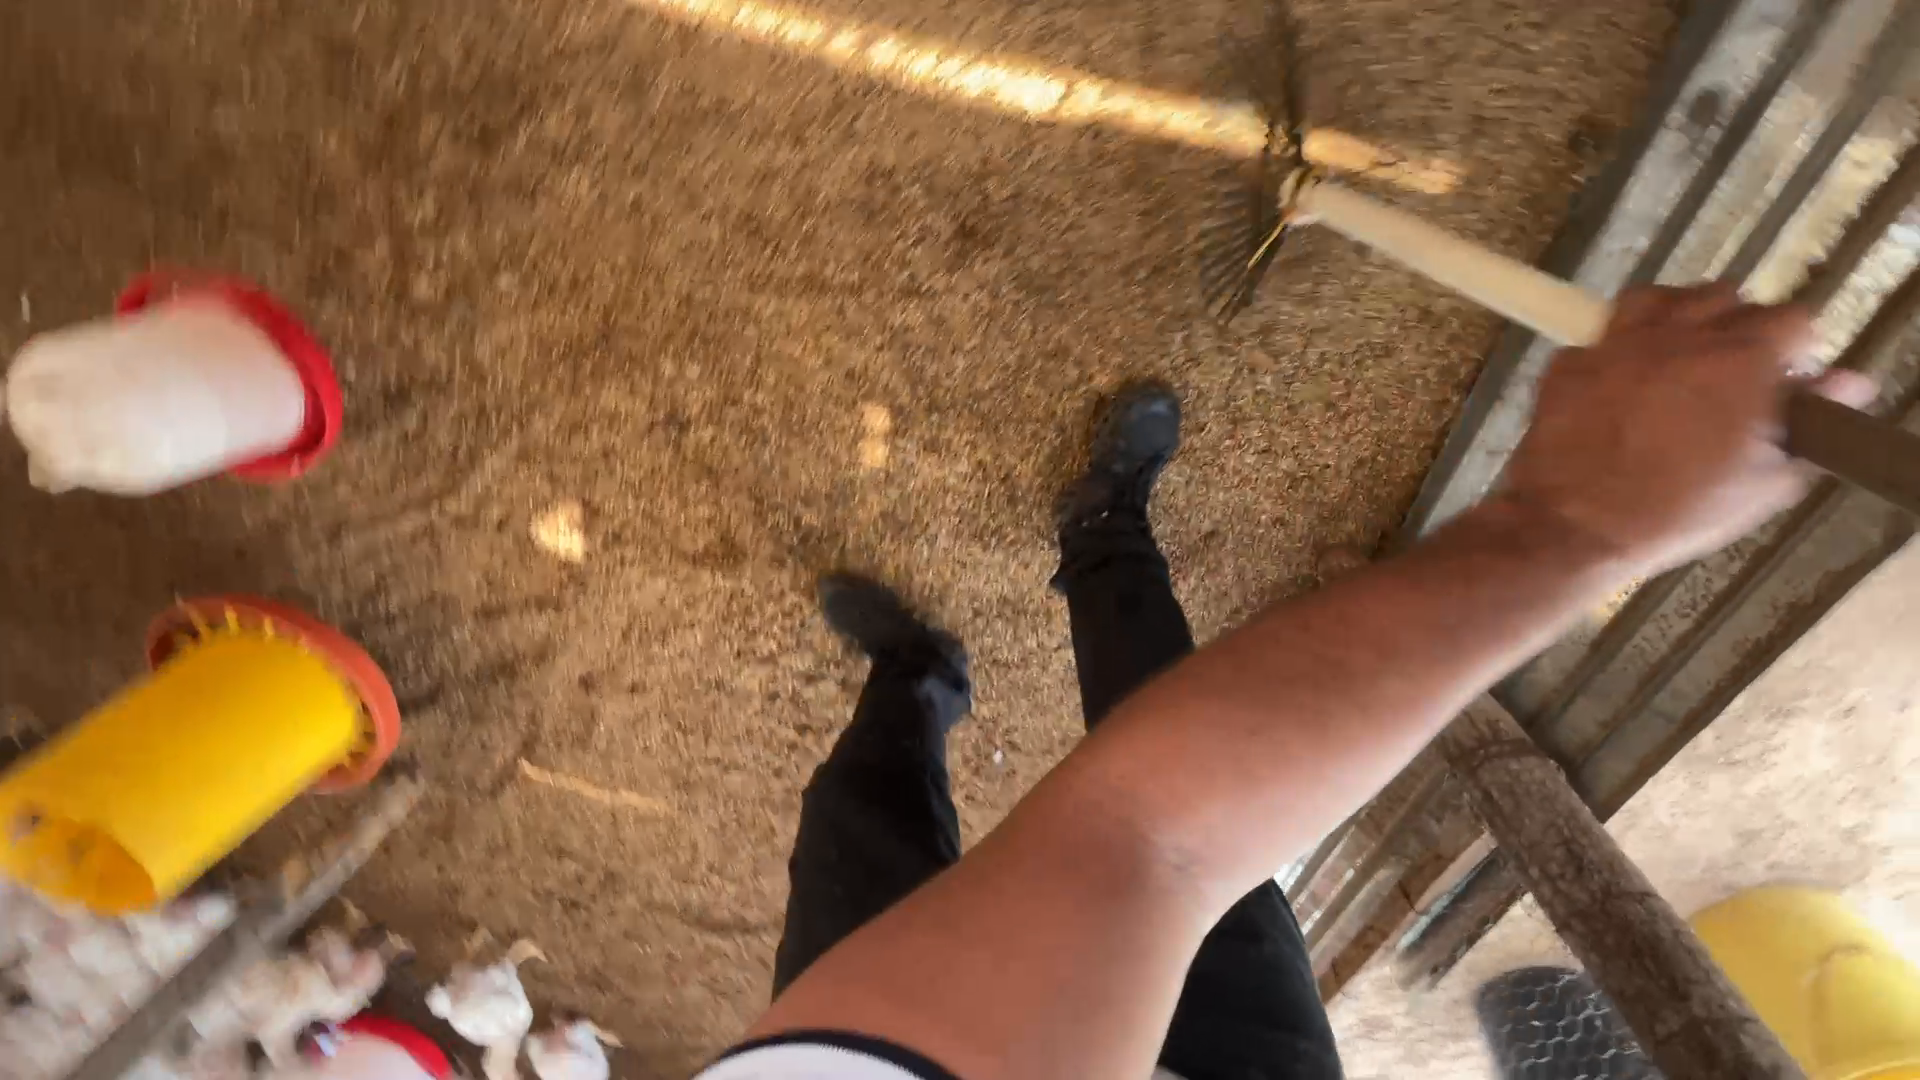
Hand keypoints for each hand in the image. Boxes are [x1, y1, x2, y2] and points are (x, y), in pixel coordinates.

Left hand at [1501, 284, 1876, 574]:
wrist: (1575, 525)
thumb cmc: (1678, 510)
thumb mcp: (1770, 477)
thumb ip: (1810, 422)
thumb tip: (1844, 384)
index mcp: (1740, 360)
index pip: (1790, 318)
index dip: (1794, 346)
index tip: (1785, 375)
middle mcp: (1675, 341)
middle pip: (1720, 298)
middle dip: (1734, 325)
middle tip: (1728, 364)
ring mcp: (1611, 351)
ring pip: (1650, 300)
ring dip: (1670, 315)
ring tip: (1674, 351)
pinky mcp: (1563, 371)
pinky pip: (1590, 340)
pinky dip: (1606, 352)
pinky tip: (1612, 380)